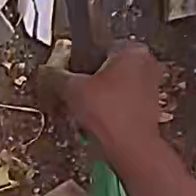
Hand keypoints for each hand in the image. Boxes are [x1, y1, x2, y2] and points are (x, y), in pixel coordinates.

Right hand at [40, 40, 168, 155]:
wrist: (130, 147)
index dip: (78, 63)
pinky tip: (94, 124)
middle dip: (87, 83)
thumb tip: (46, 70)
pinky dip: (106, 111)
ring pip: (112, 88)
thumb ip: (56, 76)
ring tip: (82, 113)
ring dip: (95, 99)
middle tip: (72, 96)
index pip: (97, 47)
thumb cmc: (106, 112)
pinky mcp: (149, 109)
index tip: (67, 77)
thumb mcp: (72, 89)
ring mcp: (150, 87)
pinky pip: (120, 104)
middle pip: (105, 69)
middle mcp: (146, 64)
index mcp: (132, 50)